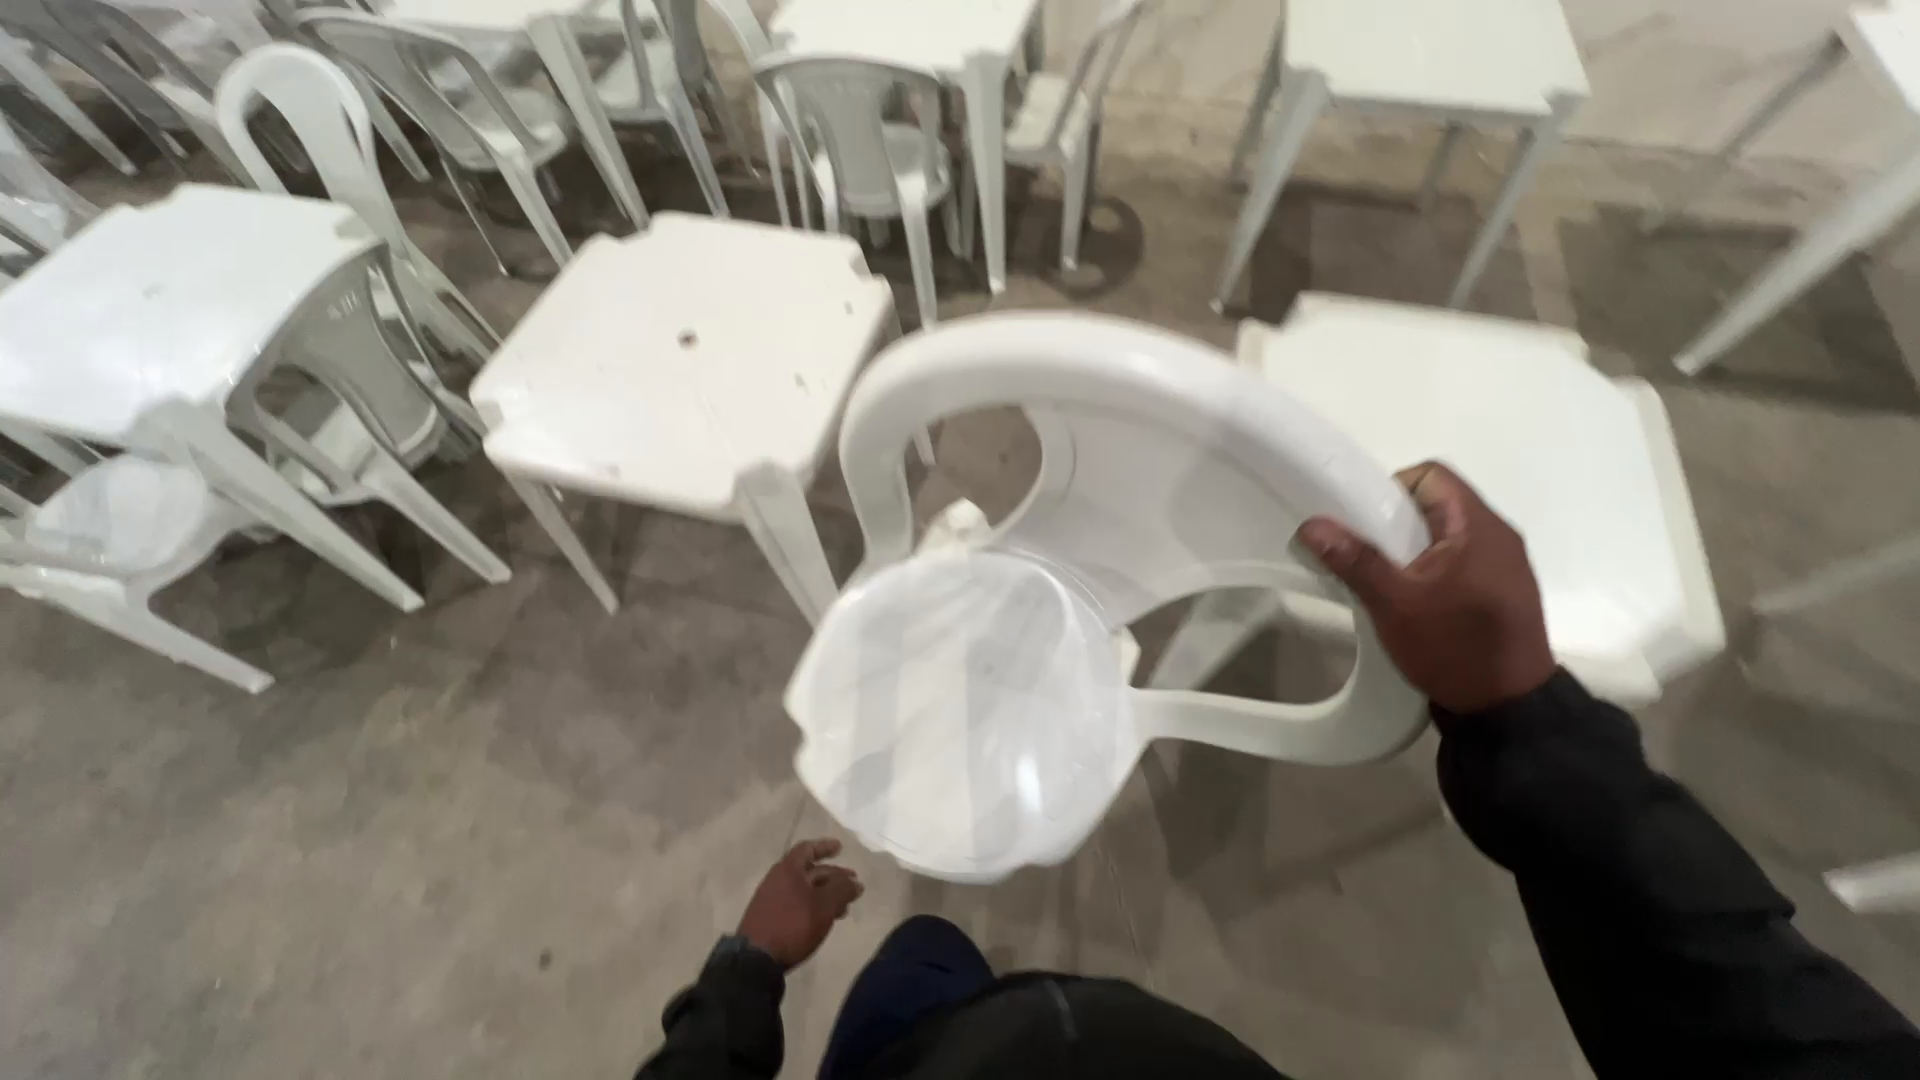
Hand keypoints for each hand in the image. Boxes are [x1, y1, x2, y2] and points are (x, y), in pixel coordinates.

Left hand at [738, 838, 863, 968]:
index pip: (807, 849)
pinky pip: (796, 904)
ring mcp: (771, 900)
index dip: (825, 847)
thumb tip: (855, 882)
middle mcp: (777, 879)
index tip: (841, 848)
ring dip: (826, 895)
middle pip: (809, 871)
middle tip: (853, 885)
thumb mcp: (824, 906)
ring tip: (843, 909)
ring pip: (804, 890)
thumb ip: (842, 890)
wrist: (756, 961)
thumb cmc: (793, 924)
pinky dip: (813, 907)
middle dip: (833, 877)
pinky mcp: (769, 918)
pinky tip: (824, 920)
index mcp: (788, 869)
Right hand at [1296, 462, 1554, 713]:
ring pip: (1445, 531)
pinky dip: (1428, 564)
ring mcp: (1503, 562)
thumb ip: (1354, 560)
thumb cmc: (1453, 647)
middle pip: (1437, 501)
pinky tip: (1410, 596)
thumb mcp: (1394, 603)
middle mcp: (1498, 535)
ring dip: (1409, 545)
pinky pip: (1457, 556)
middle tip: (1363, 552)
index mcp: (1478, 527)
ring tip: (1383, 577)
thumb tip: (1312, 524)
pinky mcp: (1501, 587)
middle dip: (1393, 520)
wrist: (1507, 707)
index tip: (1364, 523)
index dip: (1390, 488)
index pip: (1431, 476)